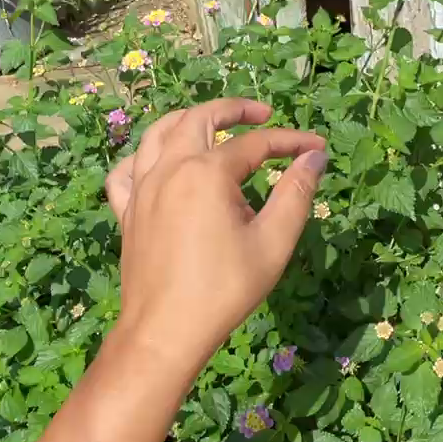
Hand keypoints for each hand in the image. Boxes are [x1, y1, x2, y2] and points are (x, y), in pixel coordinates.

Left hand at [104, 98, 325, 359]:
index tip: (316, 148)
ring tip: (214, 124)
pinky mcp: (126, 211)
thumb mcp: (273, 242)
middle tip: (264, 115)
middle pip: (200, 118)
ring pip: (158, 133)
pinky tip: (160, 164)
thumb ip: (295, 194)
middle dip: (234, 110)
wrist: (165, 332)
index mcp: (207, 173)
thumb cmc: (225, 289)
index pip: (256, 144)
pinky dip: (145, 157)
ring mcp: (142, 188)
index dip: (291, 142)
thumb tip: (314, 159)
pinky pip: (127, 170)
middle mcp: (170, 169)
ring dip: (189, 120)